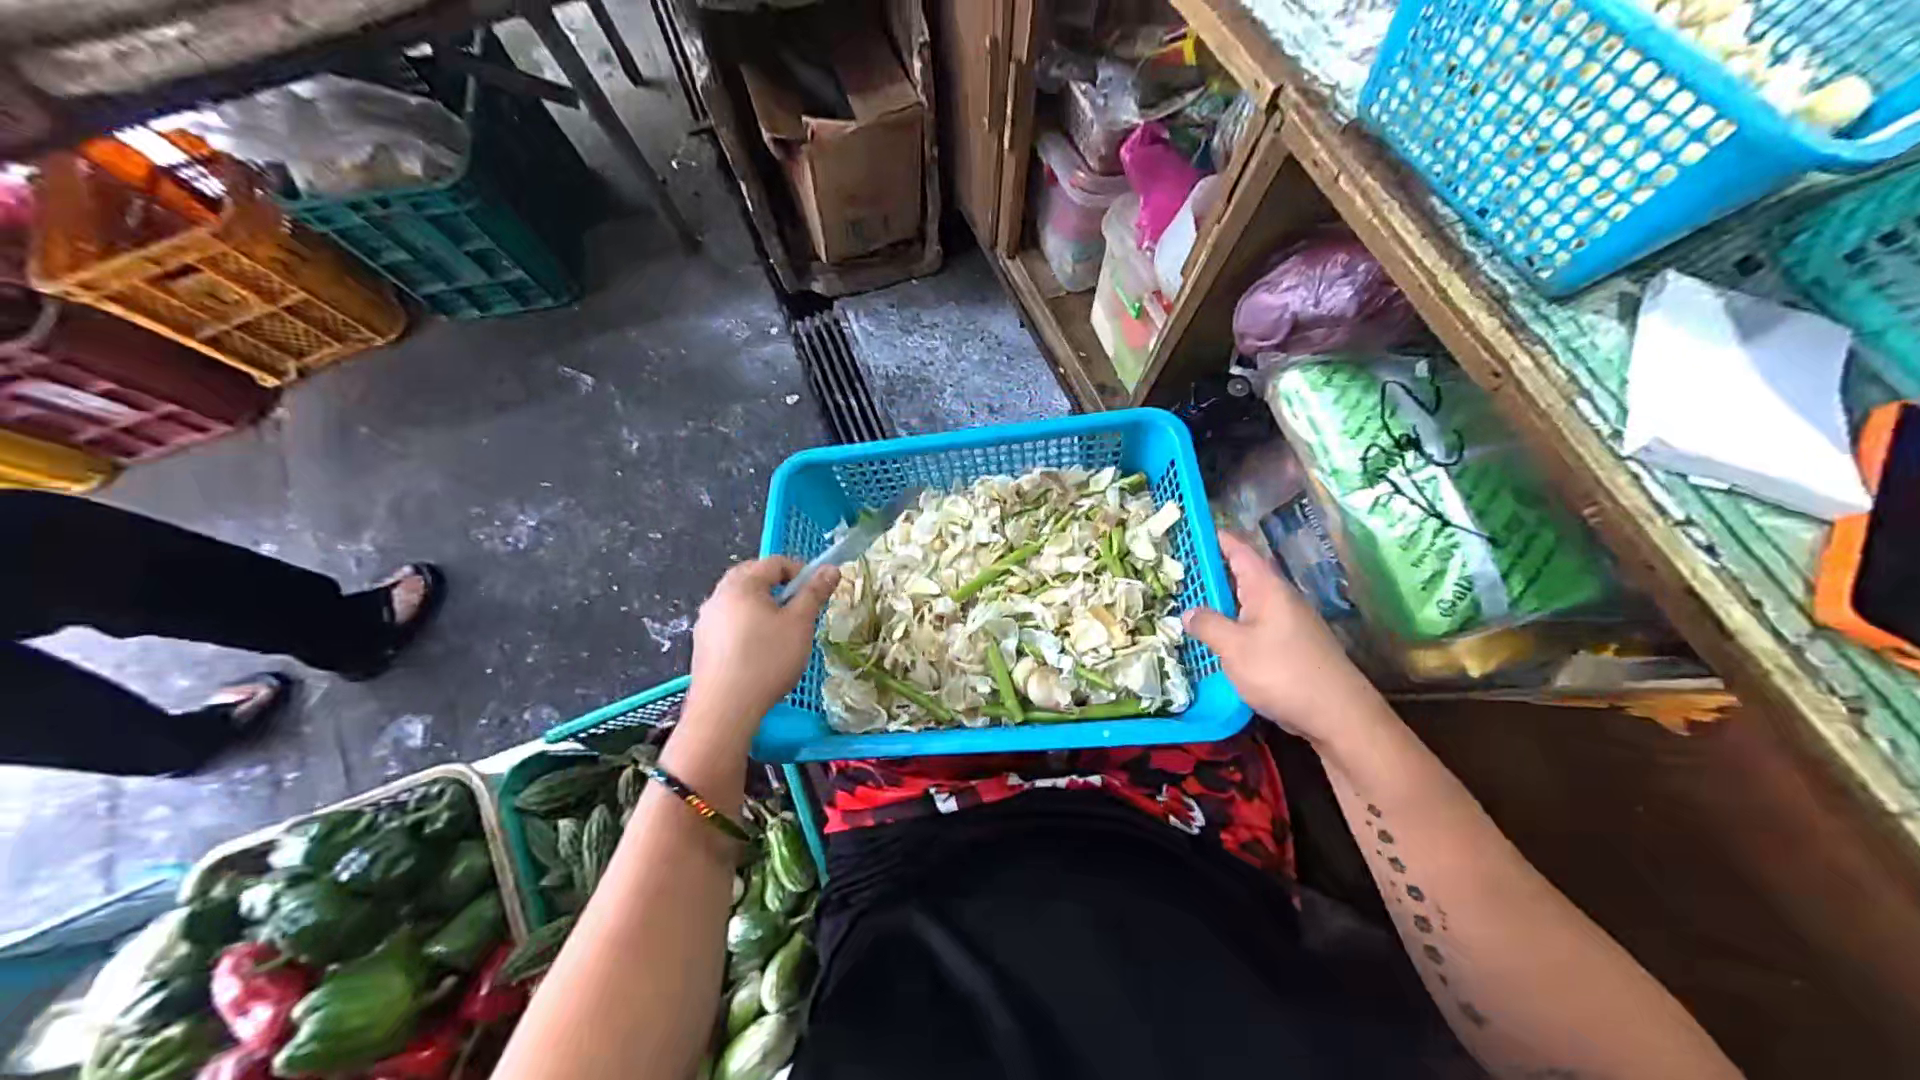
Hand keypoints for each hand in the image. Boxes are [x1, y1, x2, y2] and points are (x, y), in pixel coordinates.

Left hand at [683, 557, 838, 739]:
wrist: (725, 709)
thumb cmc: (767, 660)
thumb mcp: (799, 624)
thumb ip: (815, 592)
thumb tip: (831, 568)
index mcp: (741, 584)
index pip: (775, 562)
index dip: (801, 572)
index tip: (817, 594)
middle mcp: (718, 595)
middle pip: (753, 578)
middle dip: (780, 588)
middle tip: (800, 610)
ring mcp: (706, 620)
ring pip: (740, 601)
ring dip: (763, 607)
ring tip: (782, 632)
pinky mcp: (702, 644)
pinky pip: (730, 622)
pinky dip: (748, 626)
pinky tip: (759, 652)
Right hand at [1184, 532, 1384, 743]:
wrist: (1338, 715)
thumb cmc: (1282, 672)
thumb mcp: (1234, 647)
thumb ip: (1207, 624)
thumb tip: (1188, 612)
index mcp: (1267, 588)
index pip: (1238, 550)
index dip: (1214, 538)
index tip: (1189, 530)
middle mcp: (1279, 598)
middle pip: (1241, 575)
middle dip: (1210, 572)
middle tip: (1174, 571)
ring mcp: (1287, 622)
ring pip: (1245, 603)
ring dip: (1219, 601)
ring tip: (1186, 603)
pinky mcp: (1289, 646)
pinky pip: (1253, 625)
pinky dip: (1231, 624)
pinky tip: (1215, 638)